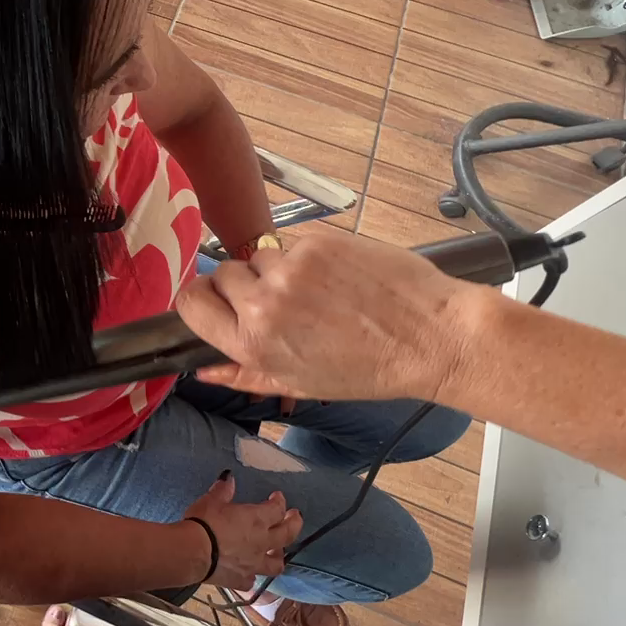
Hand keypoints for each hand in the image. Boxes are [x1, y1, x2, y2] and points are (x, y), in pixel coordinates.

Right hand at [177, 231, 483, 402]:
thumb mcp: (299, 384)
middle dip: (242, 286)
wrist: (434, 337)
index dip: (199, 300)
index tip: (216, 302)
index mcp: (251, 343)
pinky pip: (291, 243)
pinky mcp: (317, 241)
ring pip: (258, 257)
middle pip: (220, 275)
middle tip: (278, 301)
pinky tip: (335, 277)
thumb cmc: (370, 368)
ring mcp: (290, 267)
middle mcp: (263, 303)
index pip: (190, 302)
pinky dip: (307, 257)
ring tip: (315, 291)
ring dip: (276, 270)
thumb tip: (204, 370)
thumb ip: (243, 375)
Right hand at [183, 475, 301, 589]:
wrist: (194, 552)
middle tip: (295, 516)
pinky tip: (247, 572)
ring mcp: (254, 564)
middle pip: (288, 534)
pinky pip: (252, 580)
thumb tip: (229, 477)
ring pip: (276, 564)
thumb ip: (223, 490)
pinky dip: (251, 575)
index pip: (276, 509)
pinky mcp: (242, 580)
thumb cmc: (204, 522)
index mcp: (257, 519)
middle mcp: (262, 542)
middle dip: (294, 524)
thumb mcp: (211, 500)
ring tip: (277, 551)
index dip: (279, 501)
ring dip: (279, 556)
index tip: (278, 496)